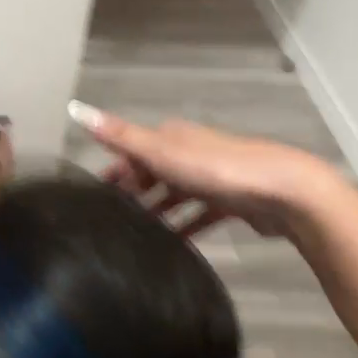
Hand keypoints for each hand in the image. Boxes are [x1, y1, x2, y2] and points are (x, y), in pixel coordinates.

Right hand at [68, 101, 344, 236]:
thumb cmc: (216, 169)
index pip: (132, 151)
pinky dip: (186, 228)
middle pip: (153, 174)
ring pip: (175, 196)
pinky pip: (200, 216)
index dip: (113, 173)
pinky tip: (174, 247)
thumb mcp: (161, 152)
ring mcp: (213, 178)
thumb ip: (120, 136)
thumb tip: (75, 109)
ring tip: (135, 239)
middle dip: (132, 195)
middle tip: (110, 224)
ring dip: (157, 214)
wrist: (282, 192)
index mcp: (173, 137)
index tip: (92, 200)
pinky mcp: (231, 203)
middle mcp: (191, 152)